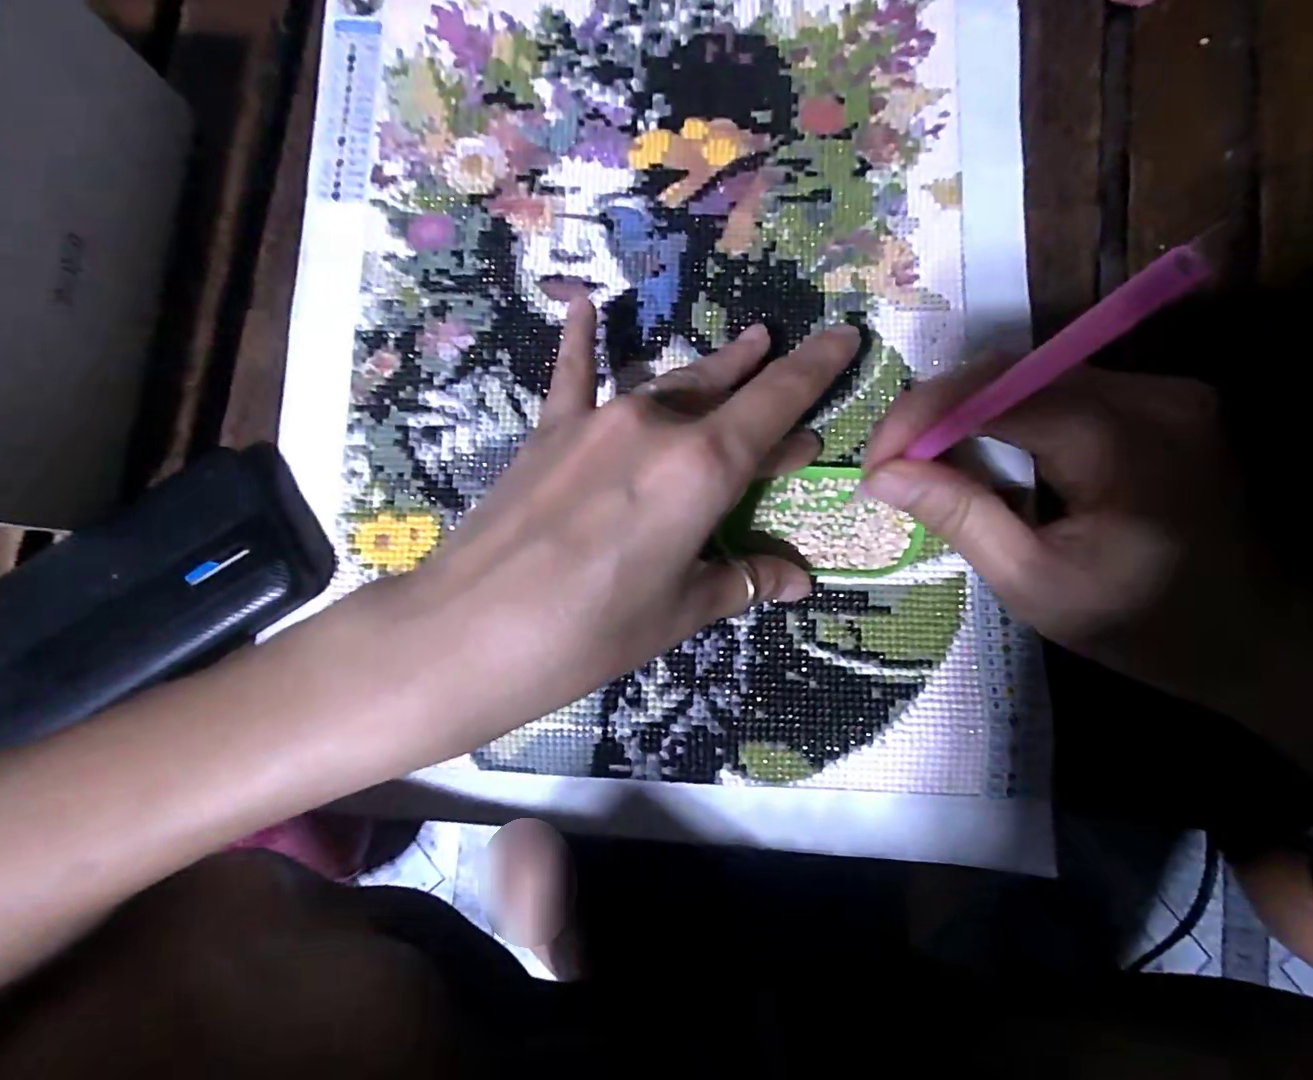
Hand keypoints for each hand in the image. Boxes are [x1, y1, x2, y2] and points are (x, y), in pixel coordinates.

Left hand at [360, 300, 857, 756]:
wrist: (469, 630)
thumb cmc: (593, 631)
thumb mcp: (681, 609)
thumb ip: (743, 580)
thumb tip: (799, 581)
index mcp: (703, 467)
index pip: (777, 403)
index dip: (816, 369)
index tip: (843, 337)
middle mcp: (656, 425)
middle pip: (726, 392)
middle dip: (767, 382)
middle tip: (792, 369)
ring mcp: (597, 421)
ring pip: (670, 384)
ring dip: (712, 370)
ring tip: (744, 347)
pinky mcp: (549, 432)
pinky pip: (572, 377)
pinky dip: (581, 343)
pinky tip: (582, 307)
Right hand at [861, 361, 1302, 707]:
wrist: (1251, 637)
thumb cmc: (1138, 624)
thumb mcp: (1033, 583)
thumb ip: (959, 516)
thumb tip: (882, 474)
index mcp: (1119, 440)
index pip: (995, 392)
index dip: (920, 415)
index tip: (873, 463)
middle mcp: (1146, 393)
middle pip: (1011, 372)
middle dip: (937, 412)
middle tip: (893, 464)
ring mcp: (1160, 390)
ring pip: (1031, 377)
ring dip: (968, 413)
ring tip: (928, 462)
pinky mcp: (1160, 401)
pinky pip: (1061, 392)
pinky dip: (1008, 418)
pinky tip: (987, 456)